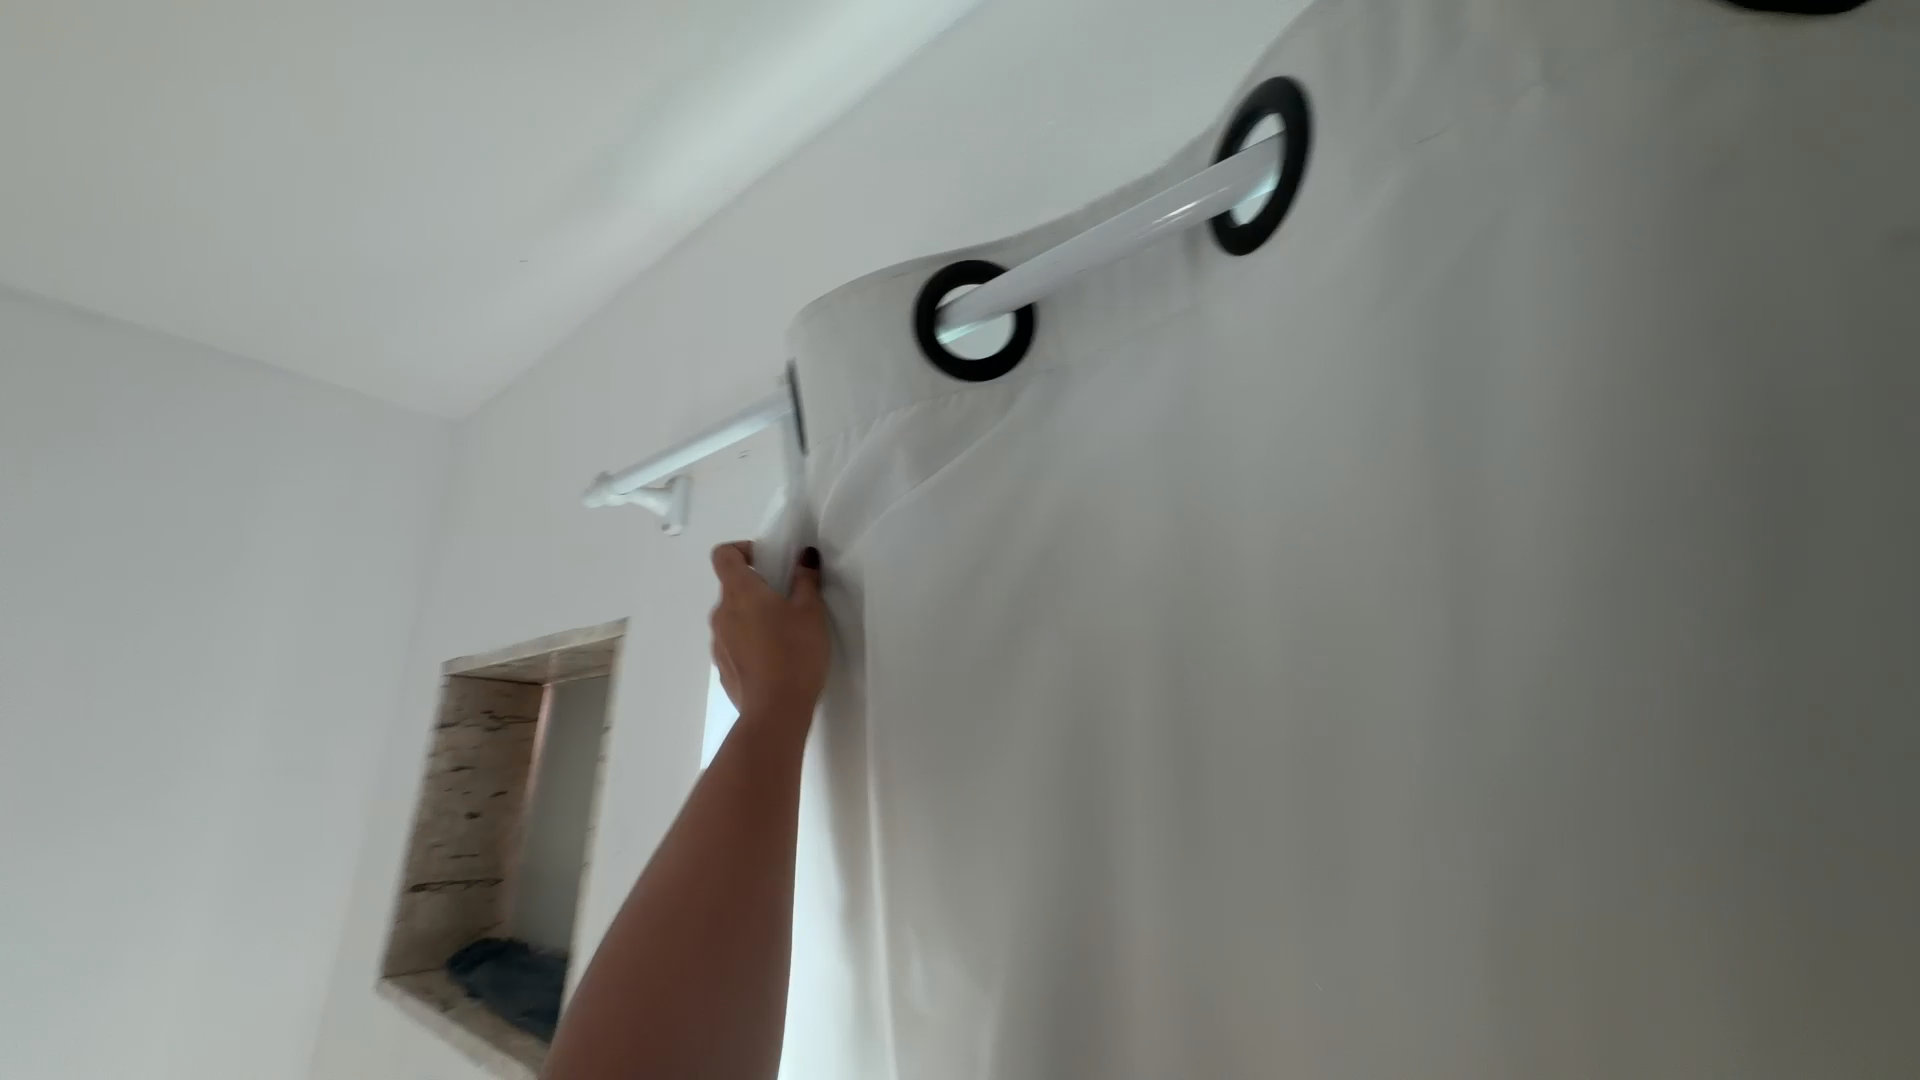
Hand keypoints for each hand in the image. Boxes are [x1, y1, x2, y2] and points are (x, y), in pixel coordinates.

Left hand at [709, 542, 829, 724]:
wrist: (775, 711)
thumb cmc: (795, 653)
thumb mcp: (811, 612)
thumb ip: (806, 579)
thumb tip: (804, 556)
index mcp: (740, 592)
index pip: (724, 555)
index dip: (744, 550)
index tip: (769, 562)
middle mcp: (721, 613)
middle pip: (732, 587)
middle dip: (758, 587)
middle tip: (790, 601)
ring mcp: (718, 643)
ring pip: (734, 617)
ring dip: (755, 616)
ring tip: (786, 635)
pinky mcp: (723, 668)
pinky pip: (735, 643)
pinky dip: (751, 642)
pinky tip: (776, 660)